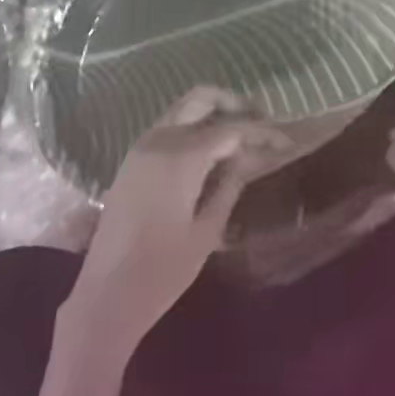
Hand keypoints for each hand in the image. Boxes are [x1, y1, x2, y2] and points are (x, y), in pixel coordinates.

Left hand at [20, 88, 283, 395]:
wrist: (108, 295)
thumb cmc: (164, 270)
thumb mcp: (208, 229)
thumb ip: (230, 184)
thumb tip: (250, 155)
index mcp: (180, 158)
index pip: (231, 128)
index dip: (262, 131)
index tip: (286, 140)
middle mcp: (156, 141)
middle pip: (199, 100)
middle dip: (233, 104)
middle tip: (261, 123)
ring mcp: (138, 151)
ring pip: (180, 113)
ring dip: (211, 116)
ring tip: (242, 139)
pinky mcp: (129, 164)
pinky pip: (166, 131)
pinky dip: (191, 131)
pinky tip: (212, 155)